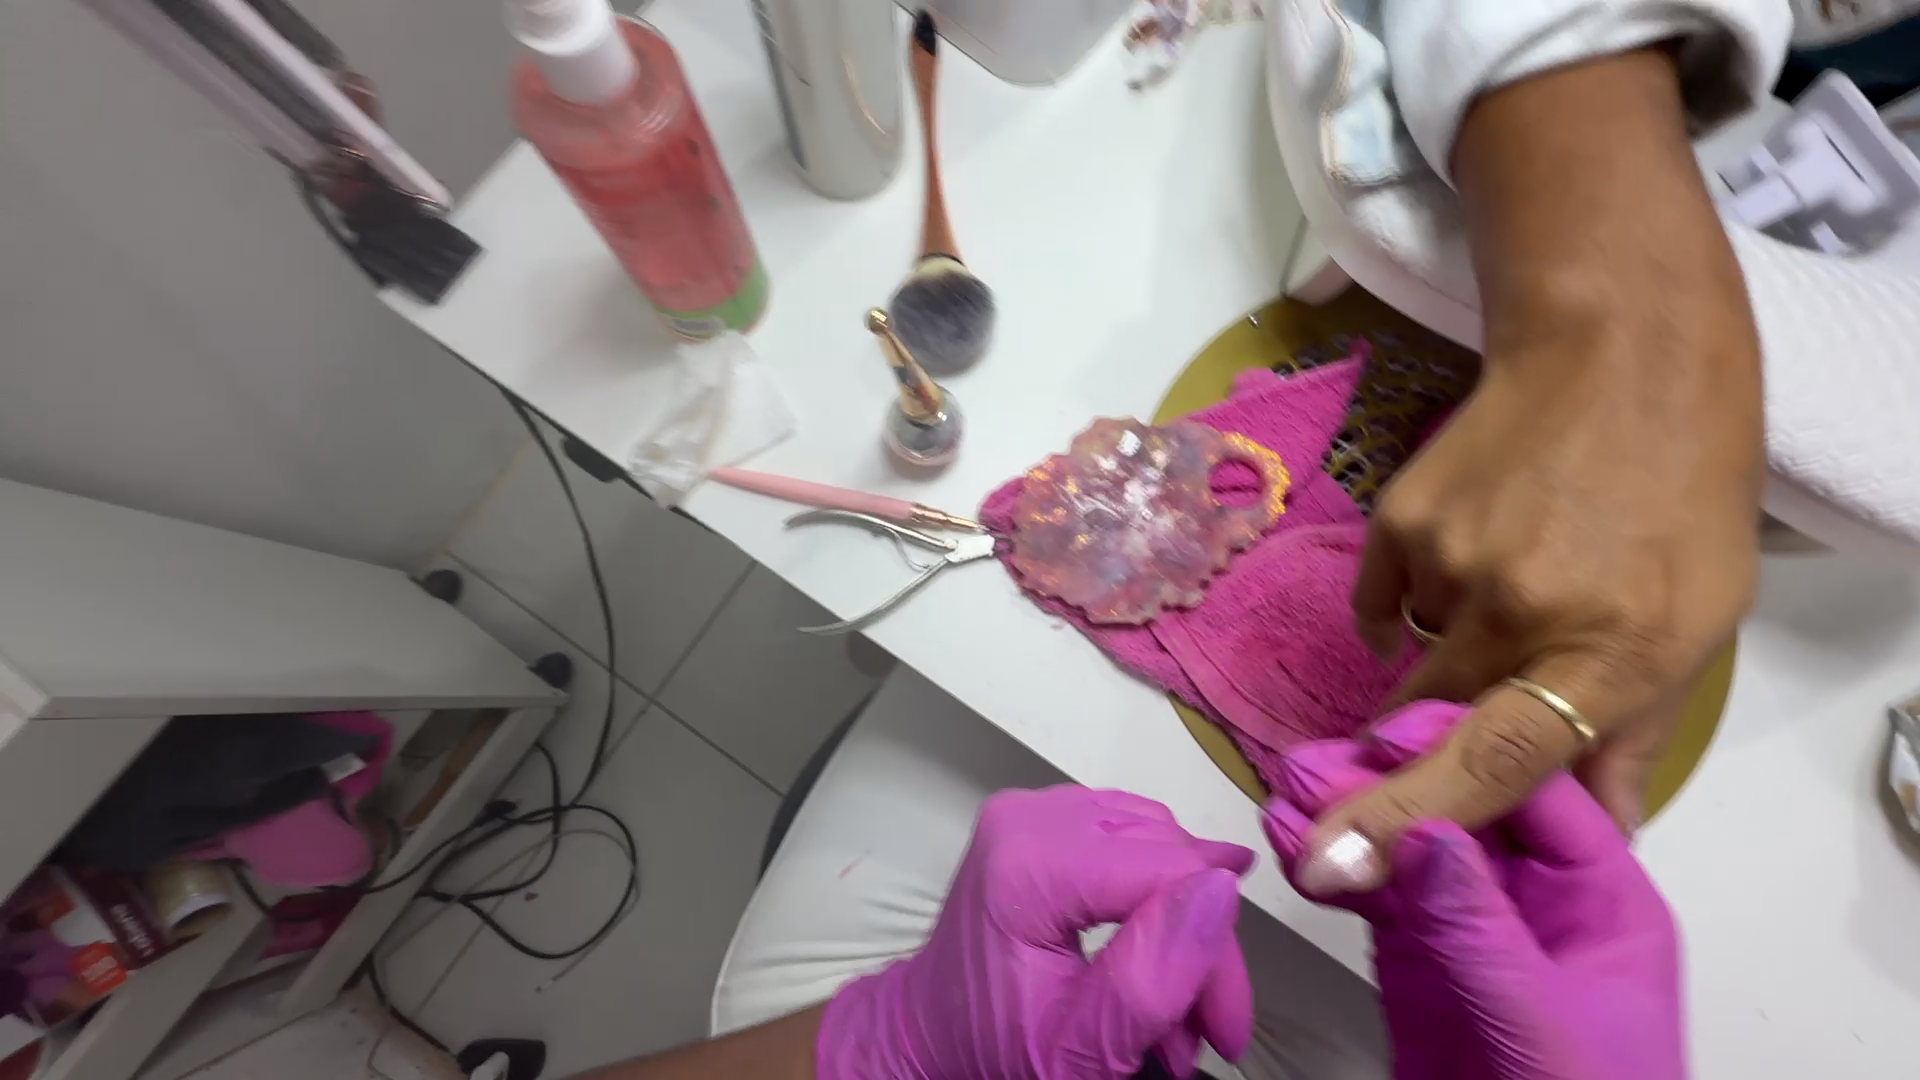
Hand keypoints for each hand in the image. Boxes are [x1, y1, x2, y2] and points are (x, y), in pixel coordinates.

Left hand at [816, 786, 1256, 1079]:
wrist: (930, 1026)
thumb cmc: (991, 1046)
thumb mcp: (1078, 1047)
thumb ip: (1154, 976)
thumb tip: (1222, 890)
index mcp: (1027, 865)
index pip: (1165, 868)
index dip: (1216, 945)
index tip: (1225, 1026)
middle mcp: (1028, 816)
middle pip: (1164, 848)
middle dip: (1201, 939)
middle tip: (1205, 1024)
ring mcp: (1031, 807)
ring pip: (1155, 835)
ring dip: (1181, 913)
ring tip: (1174, 993)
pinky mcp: (1040, 813)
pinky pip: (1128, 829)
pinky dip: (1152, 886)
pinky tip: (1151, 941)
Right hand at [1264, 702, 1682, 1079]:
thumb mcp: (1541, 1024)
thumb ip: (1481, 930)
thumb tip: (1425, 827)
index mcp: (1593, 890)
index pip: (1534, 790)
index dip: (1464, 751)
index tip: (1384, 739)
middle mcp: (1522, 882)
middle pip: (1447, 803)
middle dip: (1375, 783)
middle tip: (1305, 771)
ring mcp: (1457, 906)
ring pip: (1392, 836)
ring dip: (1334, 816)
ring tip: (1281, 802)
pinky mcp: (1407, 934)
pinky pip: (1360, 882)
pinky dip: (1320, 861)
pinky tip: (1285, 844)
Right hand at [1337, 48, 1762, 870]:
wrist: (1615, 362)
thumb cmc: (1673, 498)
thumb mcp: (1689, 620)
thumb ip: (1624, 728)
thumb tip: (1592, 824)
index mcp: (1610, 647)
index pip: (1497, 761)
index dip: (1408, 819)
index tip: (1334, 861)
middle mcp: (1516, 606)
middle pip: (1429, 710)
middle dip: (1431, 721)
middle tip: (1474, 671)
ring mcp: (1446, 556)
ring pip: (1417, 645)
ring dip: (1449, 636)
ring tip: (1510, 568)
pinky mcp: (1397, 520)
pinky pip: (1384, 596)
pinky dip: (1412, 591)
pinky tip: (1461, 541)